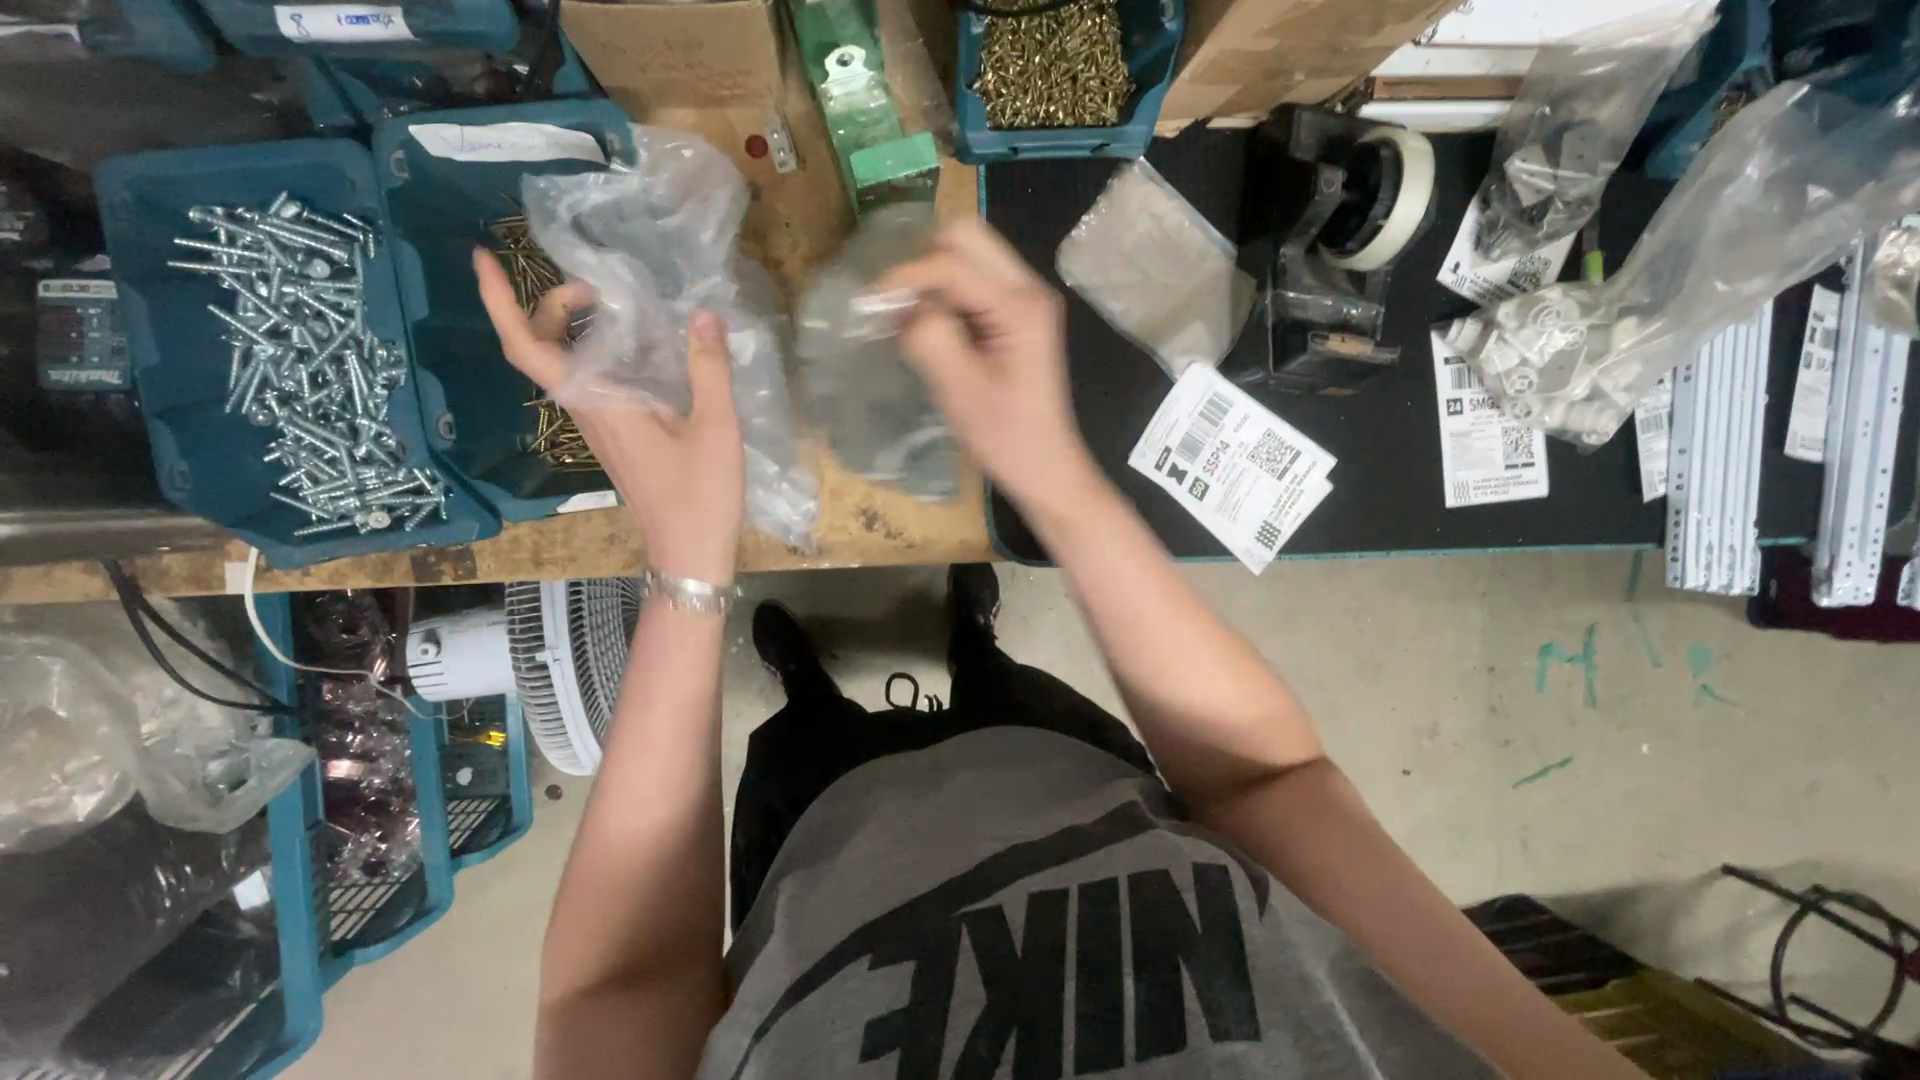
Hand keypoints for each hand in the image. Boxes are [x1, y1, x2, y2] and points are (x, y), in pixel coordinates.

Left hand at [474, 249, 744, 584]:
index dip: (499, 302)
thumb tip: (703, 314)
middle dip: (549, 306)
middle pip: (540, 351)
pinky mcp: (616, 438)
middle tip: (593, 285)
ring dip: (573, 329)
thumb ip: (709, 368)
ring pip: (564, 368)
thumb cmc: (701, 495)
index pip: (529, 349)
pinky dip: (599, 353)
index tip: (482, 259)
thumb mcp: (716, 428)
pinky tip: (640, 349)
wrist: (690, 553)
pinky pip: (591, 385)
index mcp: (601, 405)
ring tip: (617, 305)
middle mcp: (588, 413)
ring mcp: (599, 429)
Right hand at [880, 221, 1099, 508]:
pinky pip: (971, 279)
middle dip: (922, 263)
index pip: (953, 261)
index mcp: (1021, 306)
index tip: (872, 304)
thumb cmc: (1006, 437)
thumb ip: (929, 338)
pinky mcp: (1014, 312)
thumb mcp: (960, 390)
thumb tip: (899, 306)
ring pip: (966, 253)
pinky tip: (930, 328)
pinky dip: (942, 293)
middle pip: (965, 236)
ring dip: (931, 278)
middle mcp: (1027, 288)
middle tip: (897, 306)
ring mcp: (1023, 297)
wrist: (1044, 465)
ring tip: (910, 320)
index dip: (907, 276)